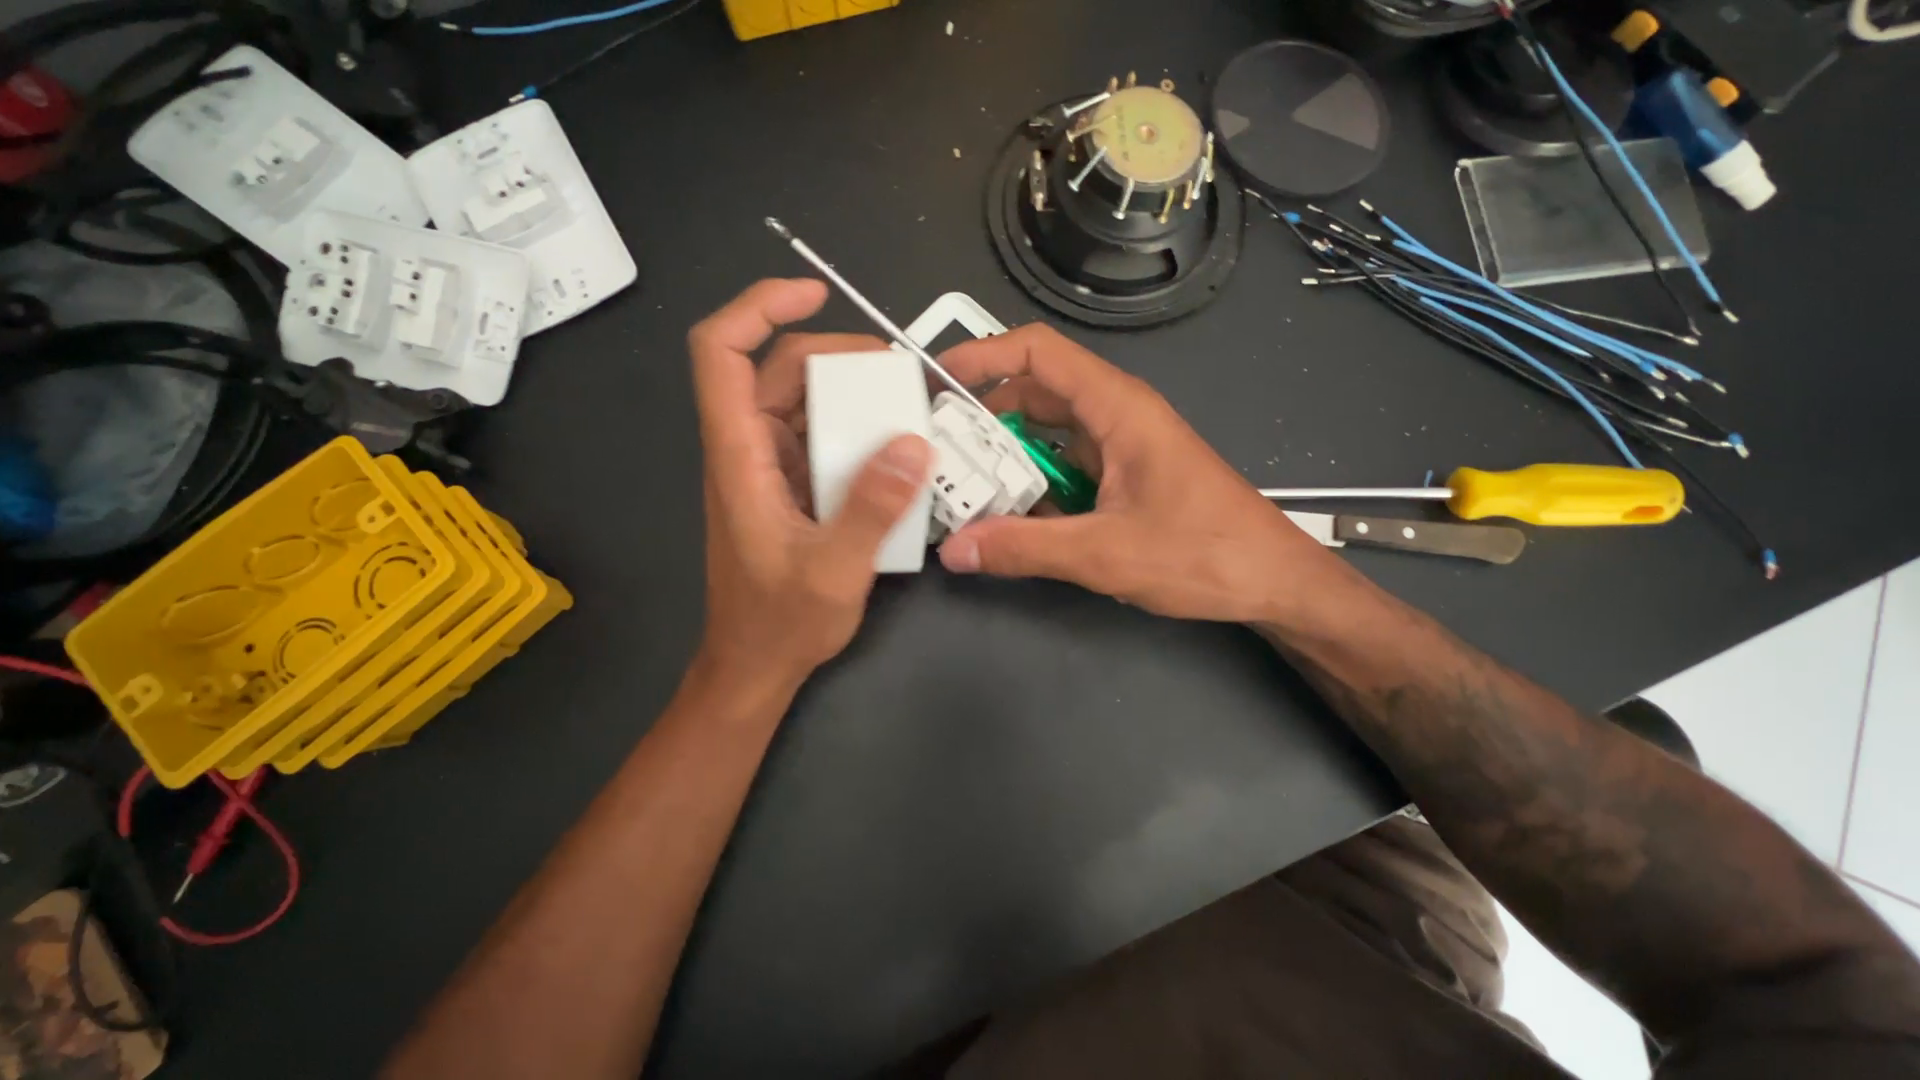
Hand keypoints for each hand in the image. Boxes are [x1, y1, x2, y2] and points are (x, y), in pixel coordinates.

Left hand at [688, 279, 931, 689]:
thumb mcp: (833, 571)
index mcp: (739, 457)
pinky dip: (854, 428)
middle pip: (775, 370)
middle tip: (898, 373)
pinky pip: (818, 437)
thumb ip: (872, 508)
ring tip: (906, 405)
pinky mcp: (788, 488)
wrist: (753, 667)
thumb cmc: (779, 623)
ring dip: (850, 392)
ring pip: (801, 401)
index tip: (815, 295)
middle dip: (835, 355)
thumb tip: (912, 442)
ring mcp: (767, 468)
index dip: (758, 308)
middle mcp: (747, 450)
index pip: (719, 354)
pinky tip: (893, 448)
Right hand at [933, 323, 1332, 623]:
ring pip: (1049, 432)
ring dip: (1008, 455)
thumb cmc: (1204, 553)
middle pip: (1035, 392)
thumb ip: (1024, 548)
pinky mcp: (1127, 475)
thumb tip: (956, 549)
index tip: (937, 384)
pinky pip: (1067, 465)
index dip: (982, 356)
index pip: (1039, 351)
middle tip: (937, 451)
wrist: (1274, 581)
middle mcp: (1117, 415)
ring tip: (963, 486)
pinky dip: (1035, 483)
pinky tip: (1011, 518)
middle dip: (984, 416)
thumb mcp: (1105, 554)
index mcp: (1117, 407)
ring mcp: (1123, 445)